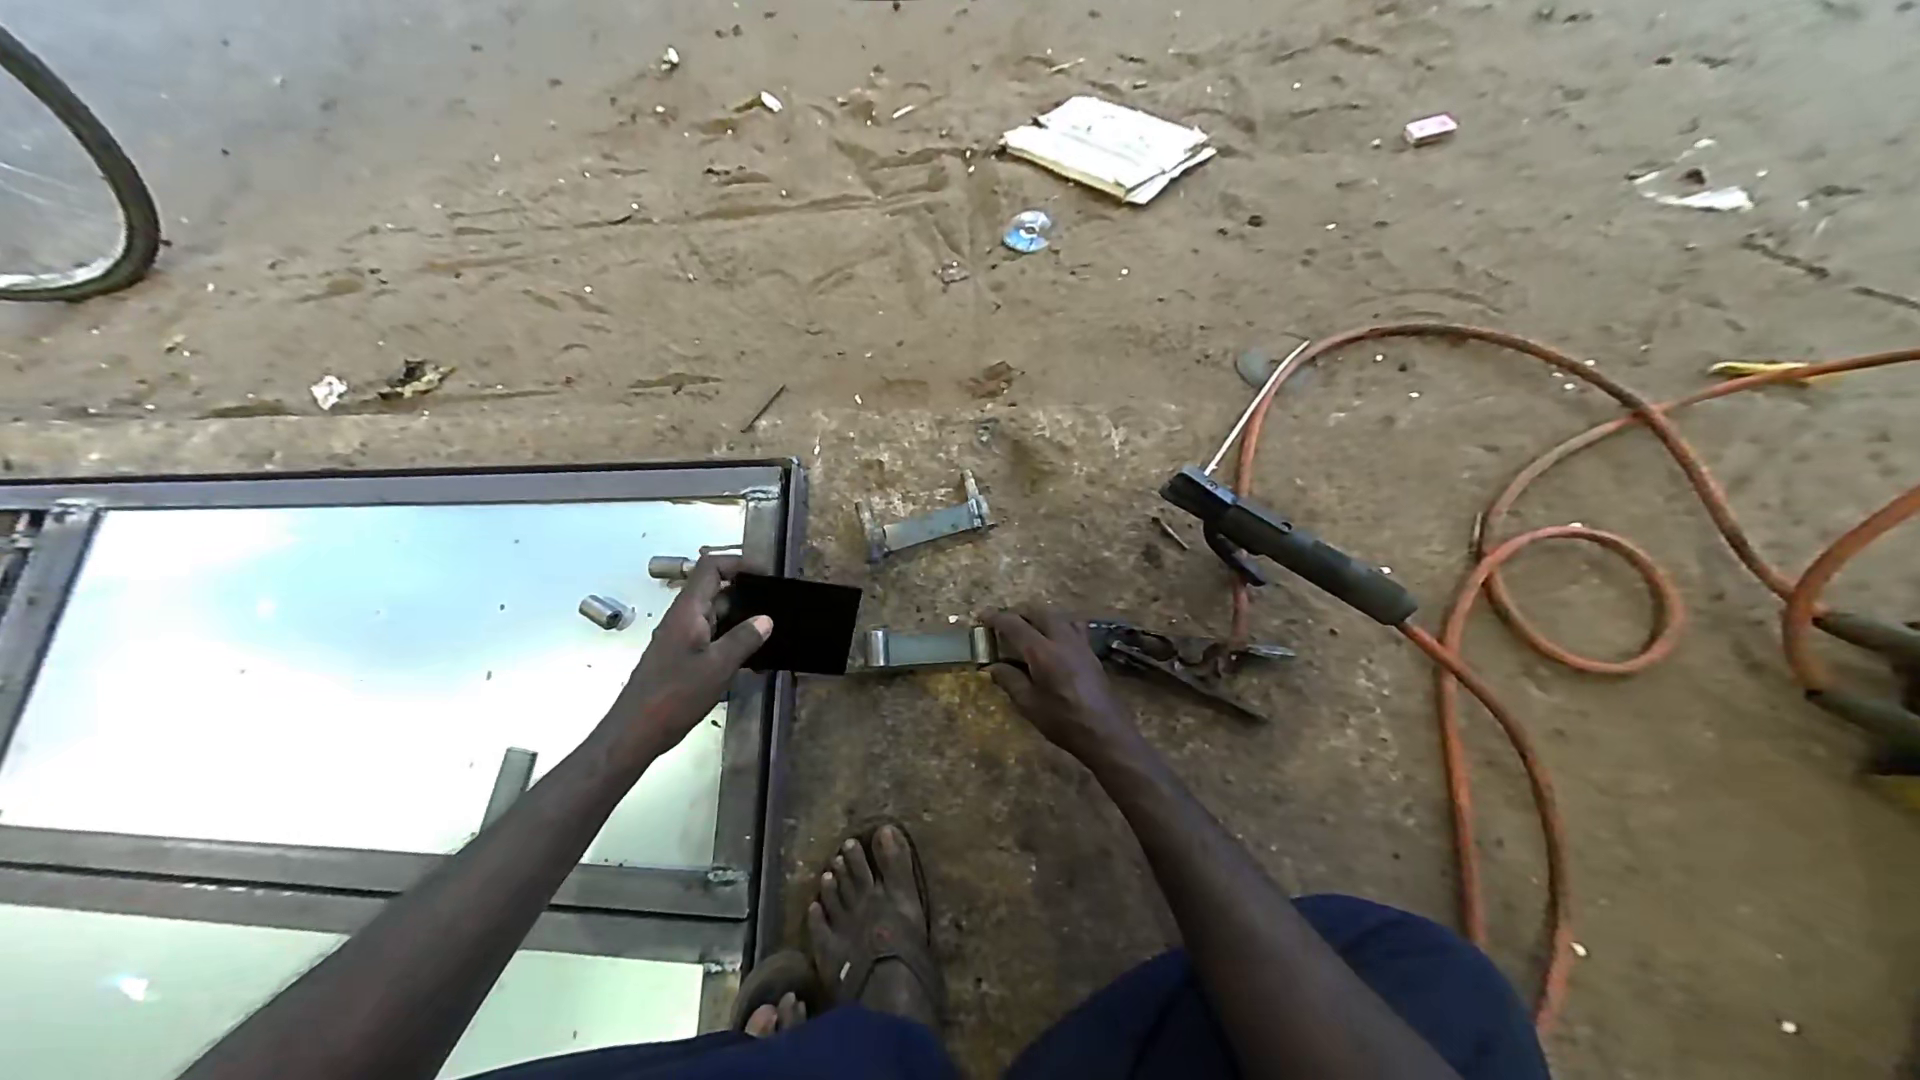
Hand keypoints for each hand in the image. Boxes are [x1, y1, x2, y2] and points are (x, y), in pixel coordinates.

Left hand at [608, 554, 771, 761]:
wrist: (636, 731)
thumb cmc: (675, 695)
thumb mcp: (718, 666)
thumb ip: (744, 639)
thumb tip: (766, 619)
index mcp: (688, 611)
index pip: (710, 568)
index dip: (738, 563)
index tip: (766, 574)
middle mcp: (684, 619)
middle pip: (716, 591)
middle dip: (748, 593)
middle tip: (778, 604)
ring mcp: (683, 639)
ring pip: (717, 616)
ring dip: (743, 620)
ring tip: (773, 631)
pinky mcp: (684, 658)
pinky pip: (713, 638)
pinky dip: (734, 641)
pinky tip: (755, 659)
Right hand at [986, 608, 1139, 762]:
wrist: (1106, 733)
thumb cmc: (1064, 722)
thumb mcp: (1029, 705)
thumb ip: (1009, 680)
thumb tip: (992, 666)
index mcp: (1043, 652)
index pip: (1015, 624)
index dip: (996, 617)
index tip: (982, 615)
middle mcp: (1062, 640)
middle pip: (1037, 612)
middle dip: (1018, 613)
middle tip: (1002, 624)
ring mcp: (1080, 643)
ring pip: (1056, 616)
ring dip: (1037, 616)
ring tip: (1025, 629)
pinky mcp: (1090, 652)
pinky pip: (1072, 626)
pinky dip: (1057, 624)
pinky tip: (1053, 640)